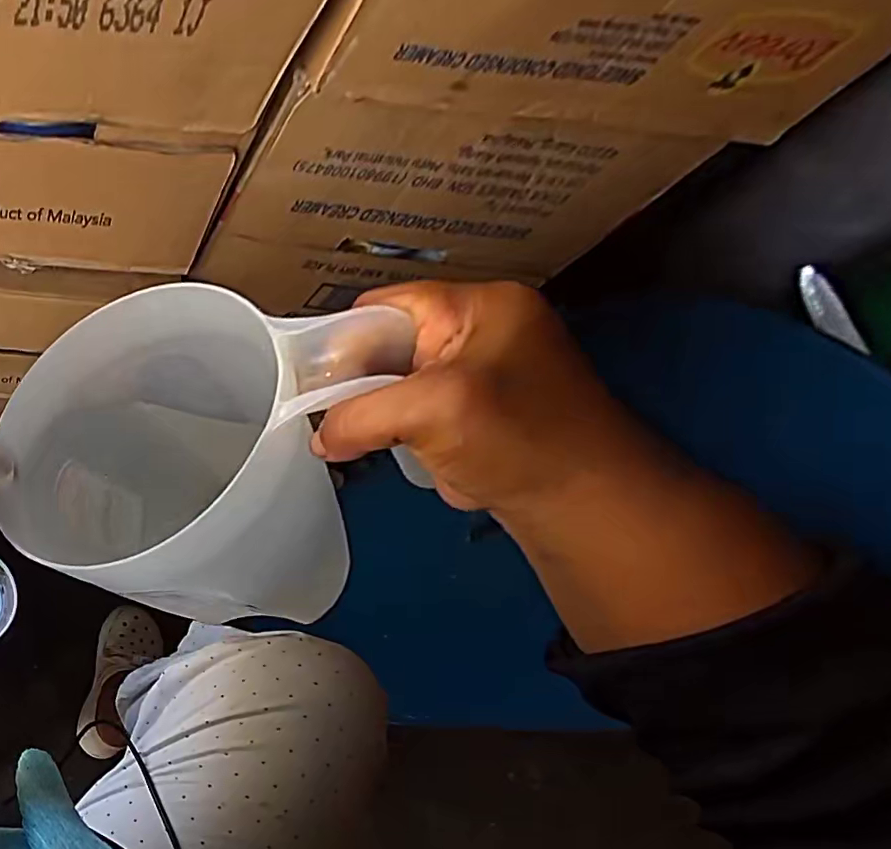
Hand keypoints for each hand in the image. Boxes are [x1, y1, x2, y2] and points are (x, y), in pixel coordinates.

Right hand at [312, 281, 664, 515]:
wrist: (574, 499)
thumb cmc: (519, 439)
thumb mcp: (430, 410)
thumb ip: (357, 415)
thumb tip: (321, 438)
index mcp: (475, 306)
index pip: (381, 307)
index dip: (342, 341)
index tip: (316, 385)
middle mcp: (469, 331)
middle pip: (377, 345)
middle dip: (351, 384)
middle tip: (332, 416)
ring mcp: (464, 373)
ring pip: (383, 382)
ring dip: (364, 412)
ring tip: (356, 437)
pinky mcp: (458, 410)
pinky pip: (398, 410)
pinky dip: (382, 430)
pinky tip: (382, 447)